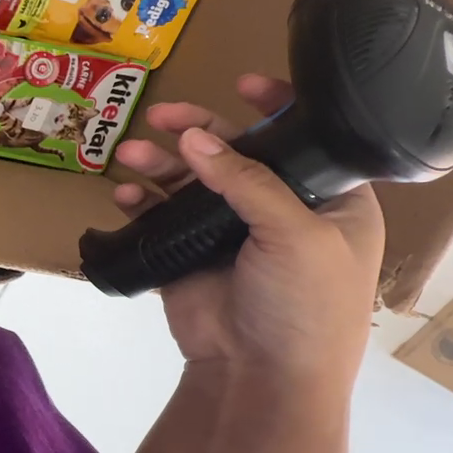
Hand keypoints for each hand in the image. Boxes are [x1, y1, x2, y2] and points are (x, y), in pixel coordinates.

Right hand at [112, 75, 384, 392]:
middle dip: (197, 131)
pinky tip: (126, 195)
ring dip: (159, 163)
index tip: (244, 83)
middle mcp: (275, 208)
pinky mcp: (183, 249)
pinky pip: (155, 212)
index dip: (276, 110)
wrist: (259, 368)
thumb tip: (198, 137)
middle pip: (231, 153)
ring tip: (131, 156)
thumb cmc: (305, 303)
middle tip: (162, 116)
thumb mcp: (294, 235)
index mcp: (326, 202)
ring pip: (187, 179)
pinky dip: (138, 199)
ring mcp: (224, 229)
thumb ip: (247, 182)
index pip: (303, 142)